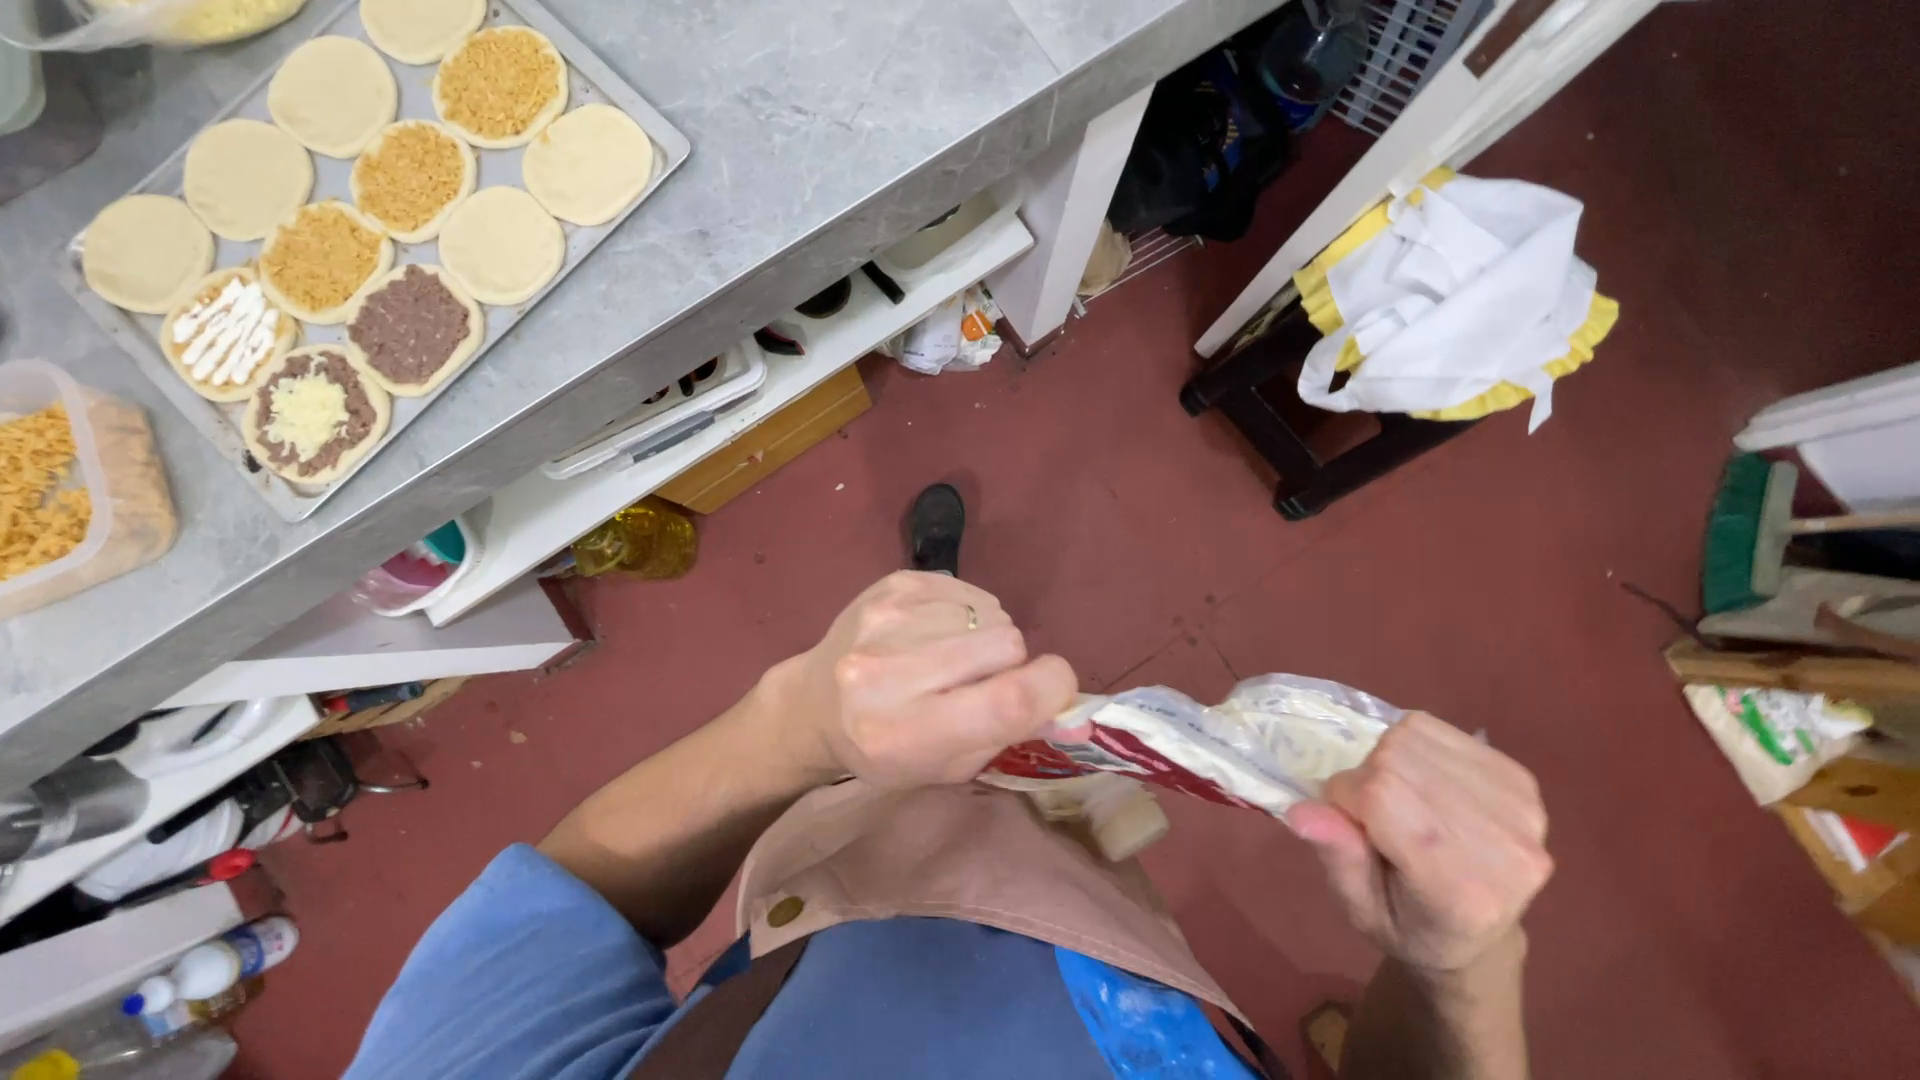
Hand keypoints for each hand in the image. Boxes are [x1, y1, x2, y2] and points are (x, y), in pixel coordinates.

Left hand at [763, 571, 1078, 790]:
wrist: (815, 703)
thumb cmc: (886, 749)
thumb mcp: (946, 767)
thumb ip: (1007, 736)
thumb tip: (1070, 704)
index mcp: (906, 733)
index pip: (1006, 700)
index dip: (1052, 688)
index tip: (1057, 687)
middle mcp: (890, 671)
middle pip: (1006, 645)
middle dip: (1012, 663)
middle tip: (983, 680)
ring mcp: (886, 619)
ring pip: (990, 614)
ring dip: (985, 637)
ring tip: (952, 657)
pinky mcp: (891, 584)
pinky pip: (968, 591)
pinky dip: (967, 614)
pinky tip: (938, 634)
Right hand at [1287, 712, 1551, 974]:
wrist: (1484, 937)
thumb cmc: (1410, 926)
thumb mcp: (1360, 910)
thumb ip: (1338, 858)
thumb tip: (1301, 812)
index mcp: (1458, 890)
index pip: (1380, 796)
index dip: (1343, 796)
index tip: (1346, 821)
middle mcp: (1503, 847)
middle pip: (1395, 760)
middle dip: (1365, 776)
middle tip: (1373, 814)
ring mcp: (1521, 810)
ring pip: (1414, 736)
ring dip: (1389, 758)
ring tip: (1401, 798)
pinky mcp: (1524, 782)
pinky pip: (1440, 730)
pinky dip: (1415, 746)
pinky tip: (1426, 782)